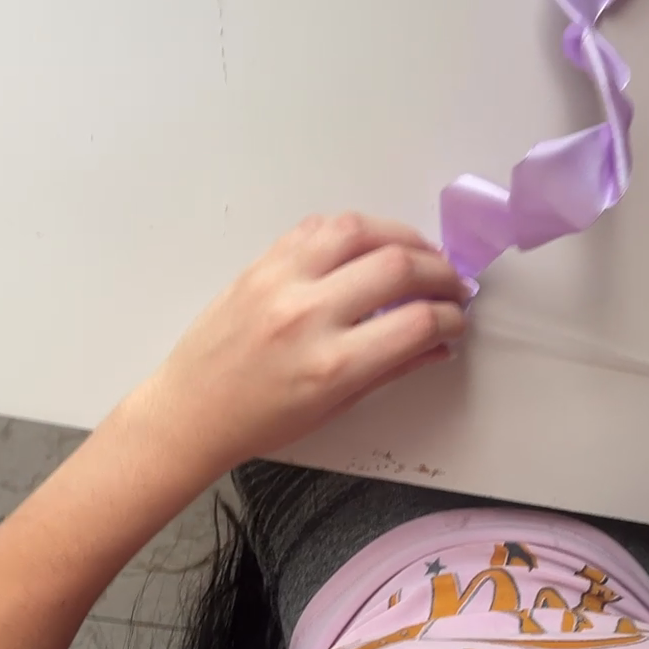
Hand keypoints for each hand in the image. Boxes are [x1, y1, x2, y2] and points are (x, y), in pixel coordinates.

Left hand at [131, 214, 468, 471]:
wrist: (192, 409)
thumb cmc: (264, 422)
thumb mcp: (337, 406)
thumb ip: (393, 369)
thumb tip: (439, 344)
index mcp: (332, 366)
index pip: (416, 323)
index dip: (450, 318)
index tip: (456, 321)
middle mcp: (309, 315)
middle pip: (398, 267)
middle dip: (441, 273)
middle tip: (452, 286)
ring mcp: (282, 281)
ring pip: (361, 230)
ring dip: (404, 236)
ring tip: (421, 254)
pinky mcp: (262, 262)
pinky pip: (320, 227)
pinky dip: (357, 229)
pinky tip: (373, 245)